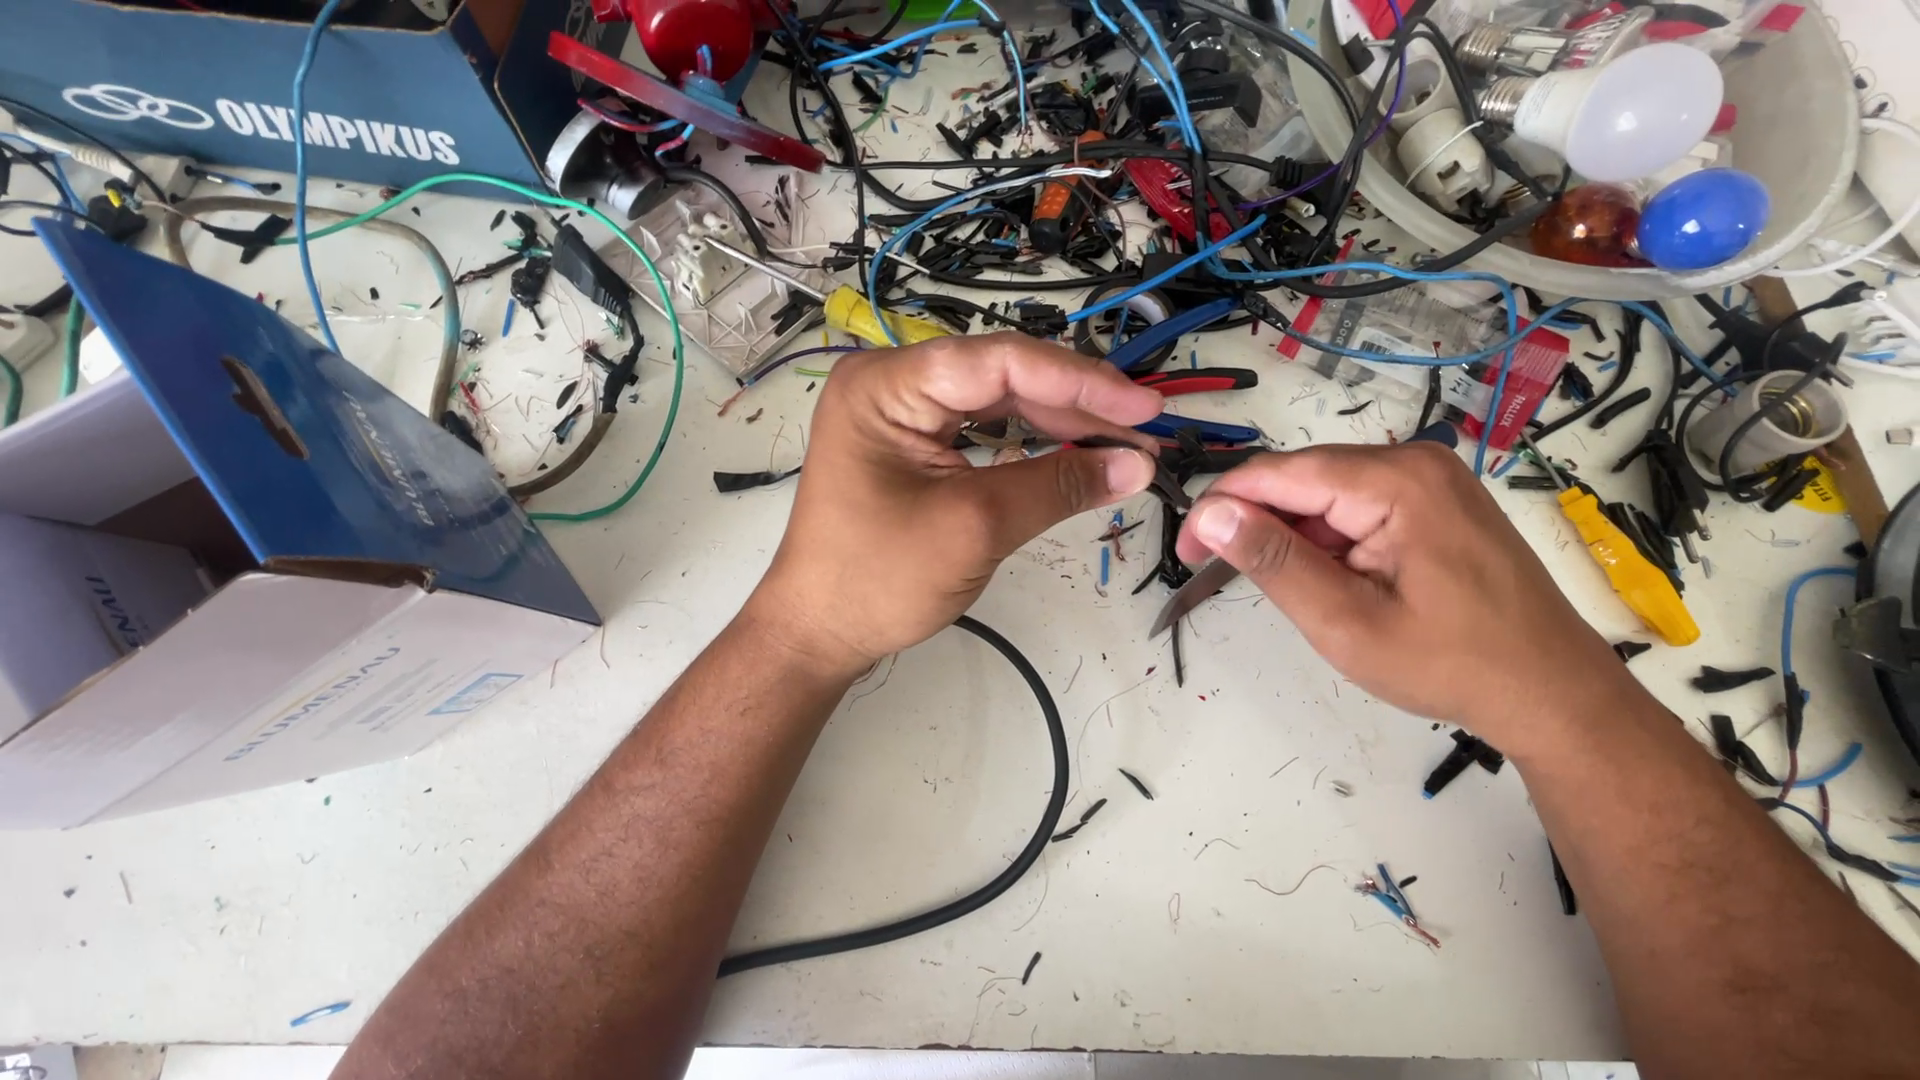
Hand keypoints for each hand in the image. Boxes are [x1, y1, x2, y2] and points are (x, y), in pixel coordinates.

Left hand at [747, 333, 1162, 676]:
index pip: (998, 361)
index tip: (1140, 408)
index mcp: (885, 385)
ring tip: (1119, 442)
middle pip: (999, 375)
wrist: (818, 631)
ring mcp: (898, 413)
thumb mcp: (975, 527)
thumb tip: (1137, 465)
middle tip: (1140, 429)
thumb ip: (1057, 486)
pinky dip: (1028, 442)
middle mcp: (890, 383)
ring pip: (995, 401)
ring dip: (1057, 421)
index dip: (1078, 381)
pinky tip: (1071, 450)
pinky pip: (979, 428)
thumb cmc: (878, 579)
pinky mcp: (911, 444)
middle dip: (1073, 402)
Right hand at [1174, 441, 1635, 748]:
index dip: (1221, 506)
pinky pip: (1356, 506)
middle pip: (1302, 478)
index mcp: (1397, 481)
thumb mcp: (1345, 621)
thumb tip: (1210, 514)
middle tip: (1222, 574)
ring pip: (1325, 493)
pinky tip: (1327, 579)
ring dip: (1291, 535)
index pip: (1279, 473)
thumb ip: (1274, 562)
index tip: (1185, 552)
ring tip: (1288, 589)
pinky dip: (1326, 540)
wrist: (1553, 694)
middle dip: (1255, 522)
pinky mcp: (1436, 503)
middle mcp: (1415, 462)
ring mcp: (1431, 480)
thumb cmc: (1450, 664)